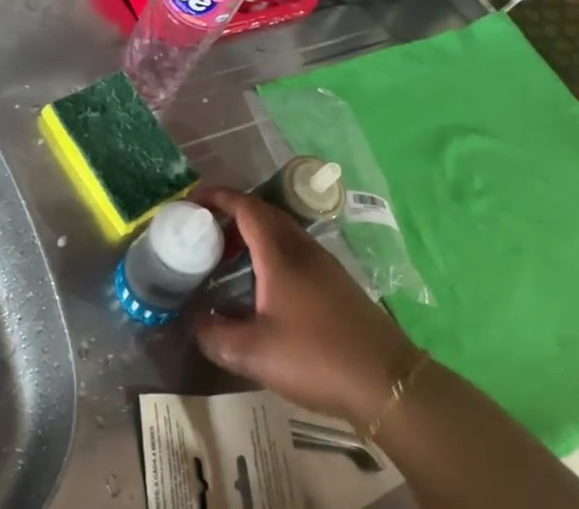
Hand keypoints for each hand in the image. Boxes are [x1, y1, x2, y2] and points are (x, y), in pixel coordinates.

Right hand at [192, 187, 419, 429]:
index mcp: (280, 254)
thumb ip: (215, 334)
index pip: (245, 207)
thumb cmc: (316, 358)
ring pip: (281, 233)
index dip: (217, 197)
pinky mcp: (336, 283)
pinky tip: (261, 285)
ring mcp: (324, 265)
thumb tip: (193, 320)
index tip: (190, 202)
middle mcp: (303, 249)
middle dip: (231, 215)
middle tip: (203, 233)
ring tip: (226, 258)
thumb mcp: (253, 353)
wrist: (387, 381)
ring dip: (251, 235)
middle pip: (264, 214)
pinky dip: (269, 253)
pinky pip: (294, 251)